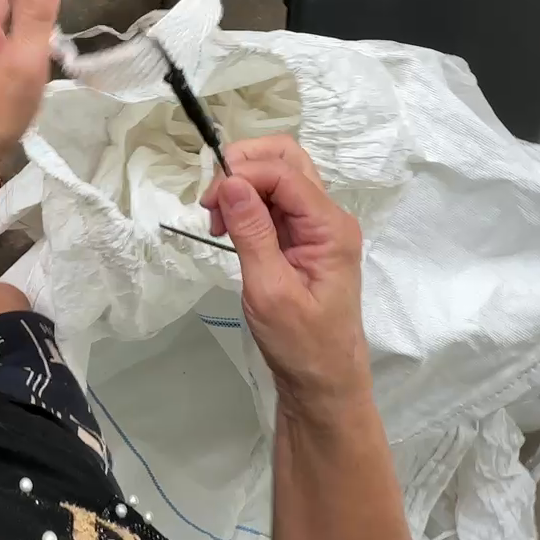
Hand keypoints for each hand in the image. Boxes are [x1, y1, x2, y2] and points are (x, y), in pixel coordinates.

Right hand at [201, 136, 369, 420]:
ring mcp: (315, 223)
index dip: (241, 175)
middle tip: (213, 201)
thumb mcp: (270, 290)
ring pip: (277, 172)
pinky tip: (228, 226)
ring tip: (218, 218)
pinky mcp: (301, 234)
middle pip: (285, 157)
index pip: (283, 172)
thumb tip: (230, 182)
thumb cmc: (300, 343)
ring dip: (241, 182)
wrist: (322, 382)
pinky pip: (272, 197)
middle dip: (242, 166)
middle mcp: (328, 216)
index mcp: (330, 227)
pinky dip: (244, 200)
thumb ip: (252, 232)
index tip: (209, 204)